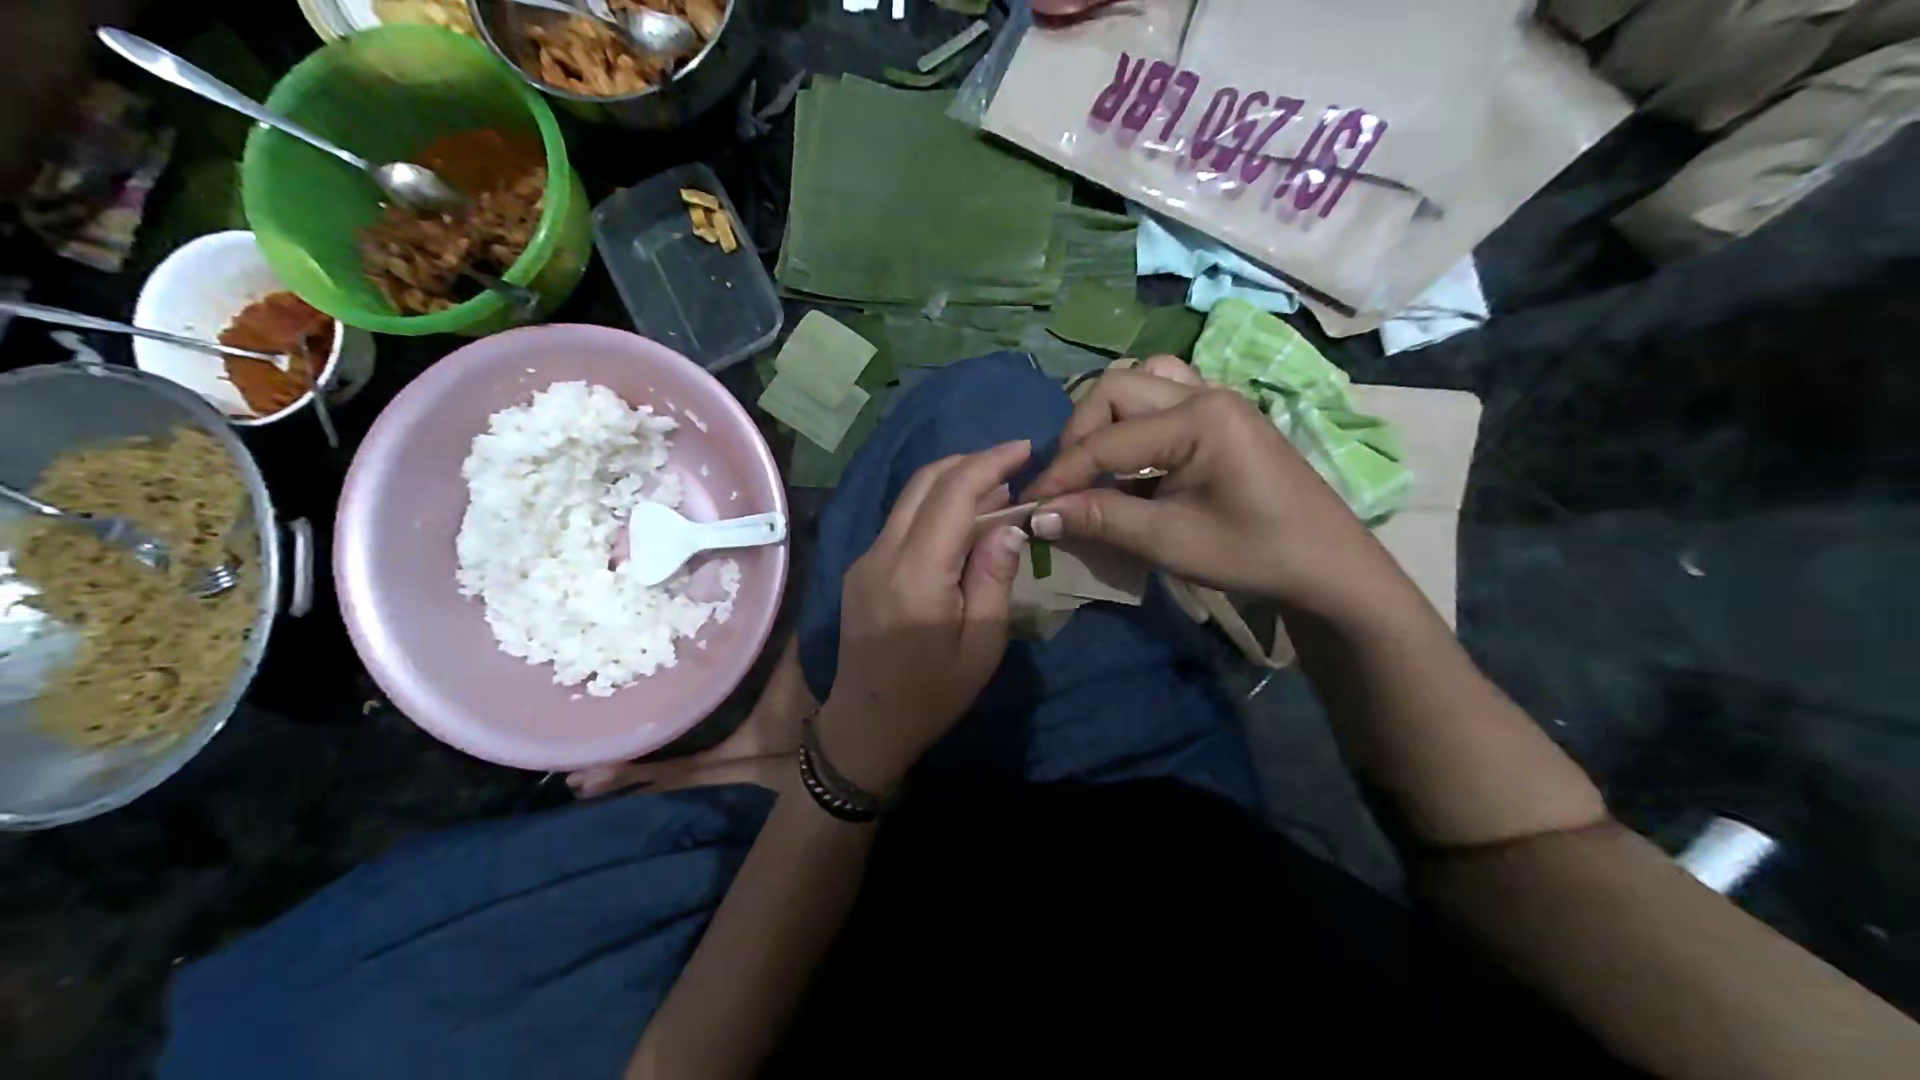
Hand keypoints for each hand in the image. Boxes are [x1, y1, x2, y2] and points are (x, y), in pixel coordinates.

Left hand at [817, 441, 1032, 795]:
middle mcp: (883, 553)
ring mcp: (865, 557)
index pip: (953, 494)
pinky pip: (901, 519)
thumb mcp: (982, 645)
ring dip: (952, 480)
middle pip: (925, 481)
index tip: (1025, 448)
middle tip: (1013, 465)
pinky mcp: (861, 567)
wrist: (866, 724)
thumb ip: (994, 577)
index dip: (990, 462)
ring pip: (909, 496)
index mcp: (917, 574)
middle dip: (971, 461)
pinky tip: (961, 520)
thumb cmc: (934, 694)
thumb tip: (1009, 523)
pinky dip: (934, 504)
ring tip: (995, 489)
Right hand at [1024, 362, 1383, 609]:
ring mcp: (1217, 398)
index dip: (1061, 474)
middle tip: (1068, 484)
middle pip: (1115, 388)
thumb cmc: (1255, 554)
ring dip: (1107, 417)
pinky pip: (1165, 392)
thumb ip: (1101, 519)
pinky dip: (1136, 416)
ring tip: (1098, 462)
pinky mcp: (1222, 414)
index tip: (1031, 507)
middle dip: (1080, 435)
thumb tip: (1039, 515)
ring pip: (1140, 380)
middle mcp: (1206, 392)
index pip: (1106, 440)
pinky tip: (1136, 453)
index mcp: (1200, 418)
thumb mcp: (1170, 541)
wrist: (1327, 565)